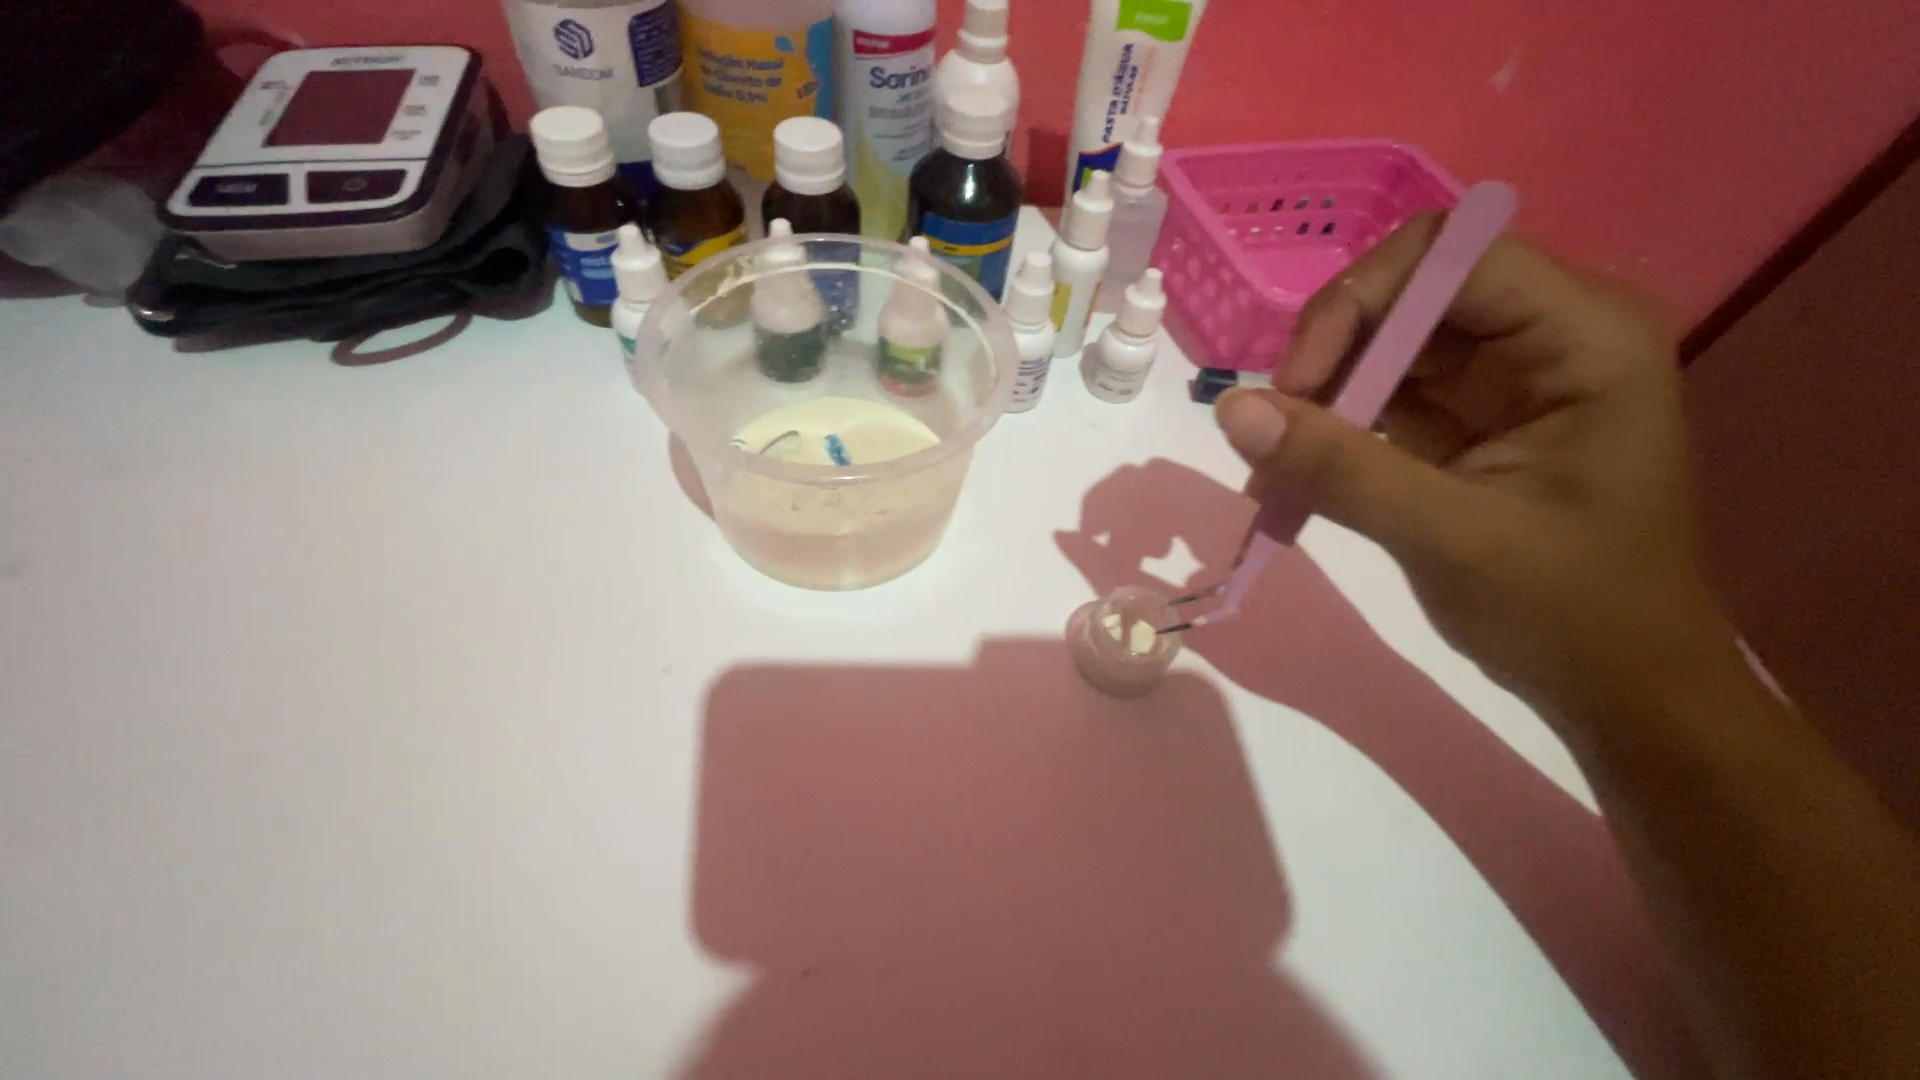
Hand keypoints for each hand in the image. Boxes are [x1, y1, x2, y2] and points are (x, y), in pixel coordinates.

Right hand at [1215, 214, 1737, 722]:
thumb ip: (1340, 469)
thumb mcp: (1450, 536)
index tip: (1300, 386)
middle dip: (1330, 356)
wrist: (1617, 687)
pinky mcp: (1463, 423)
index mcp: (1581, 337)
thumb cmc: (1568, 611)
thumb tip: (1229, 410)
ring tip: (1273, 470)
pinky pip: (1378, 400)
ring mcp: (1499, 381)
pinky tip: (1289, 479)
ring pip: (1380, 347)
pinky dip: (1327, 434)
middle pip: (1405, 295)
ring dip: (1318, 401)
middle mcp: (1542, 338)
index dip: (1360, 303)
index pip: (1449, 257)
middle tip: (1275, 433)